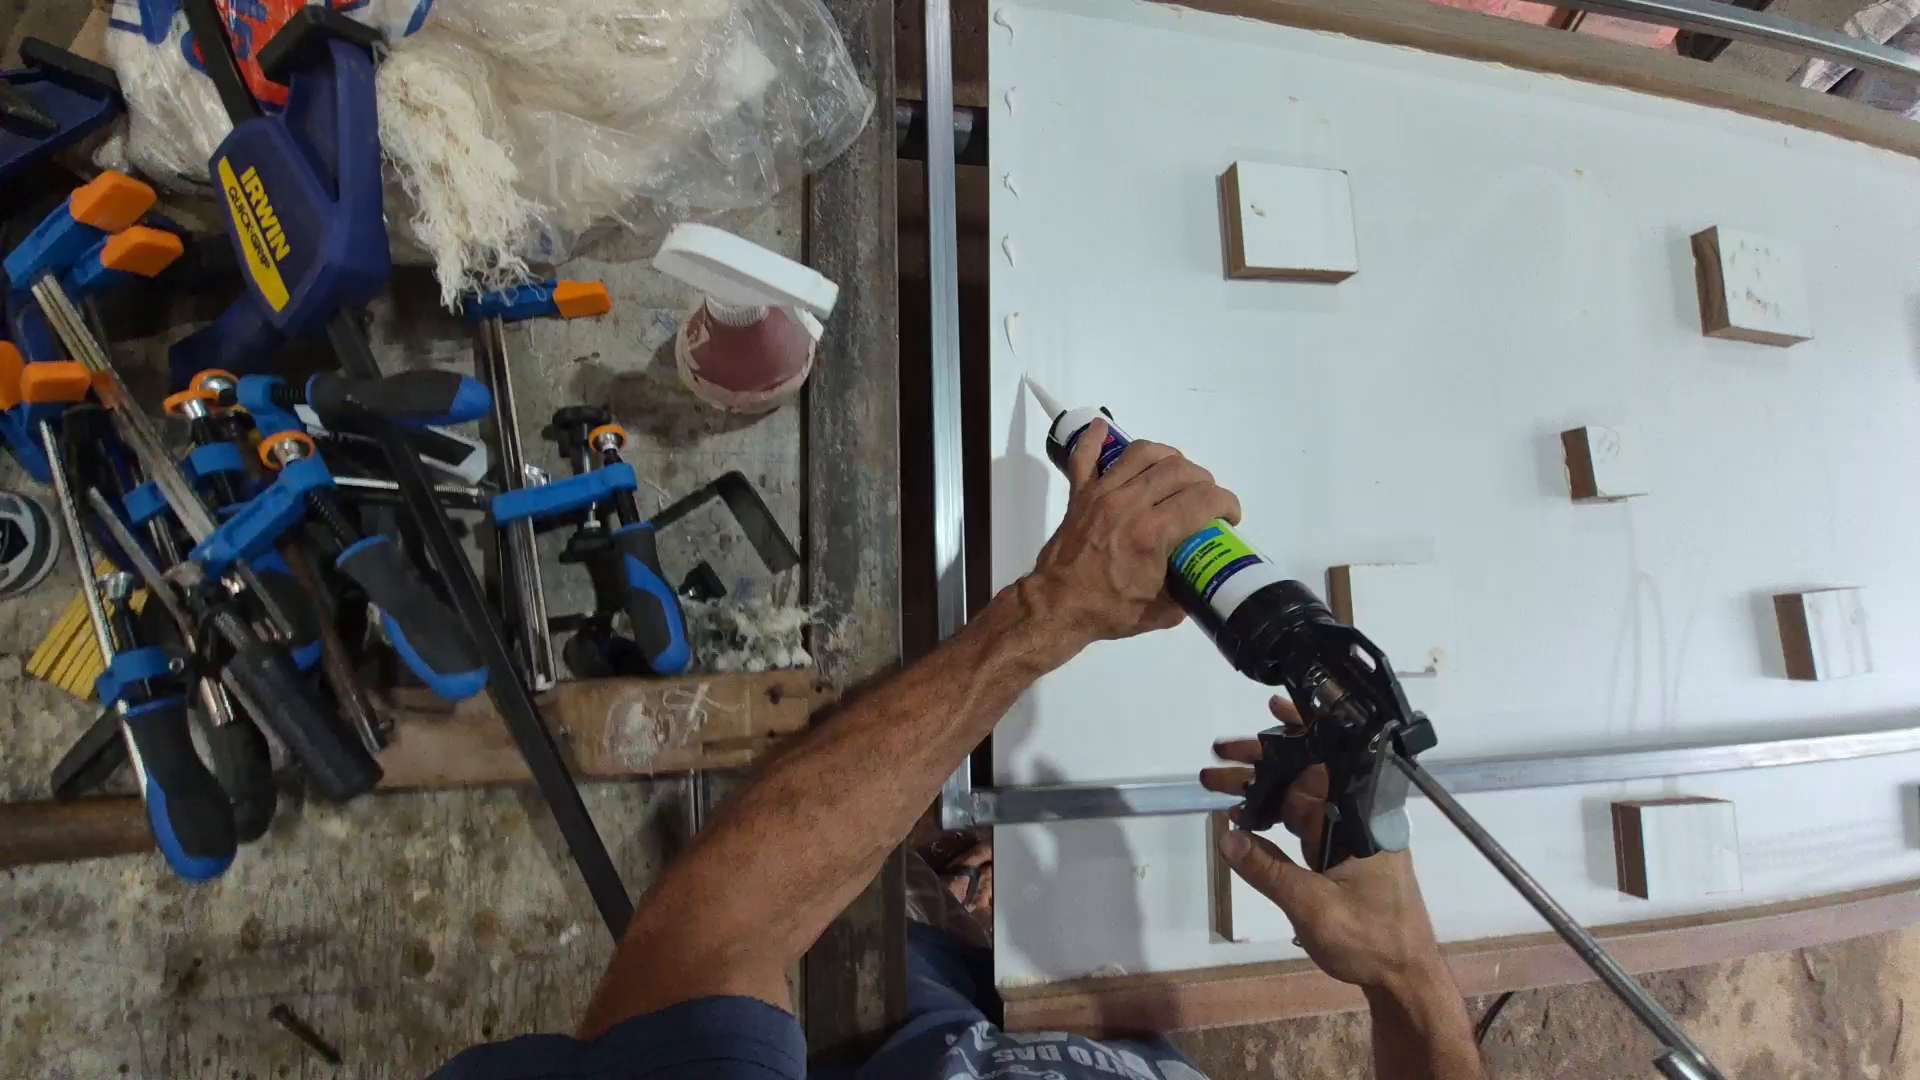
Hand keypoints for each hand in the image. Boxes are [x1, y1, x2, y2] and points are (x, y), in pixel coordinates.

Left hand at [1024, 420, 1241, 646]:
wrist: (1056, 607)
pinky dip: (1095, 440)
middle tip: (1205, 500)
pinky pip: (1085, 457)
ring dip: (1167, 457)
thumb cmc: (1107, 611)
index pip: (1204, 500)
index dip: (1227, 504)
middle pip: (1178, 470)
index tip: (1229, 517)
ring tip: (1175, 473)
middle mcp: (1128, 505)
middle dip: (1203, 481)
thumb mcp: (1161, 611)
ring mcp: (1101, 495)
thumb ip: (1188, 589)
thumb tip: (1206, 574)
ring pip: (1141, 454)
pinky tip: (1105, 429)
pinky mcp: (1079, 495)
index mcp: (1152, 534)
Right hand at [1201, 696, 1446, 991]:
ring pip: (1295, 795)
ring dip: (1258, 786)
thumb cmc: (1371, 941)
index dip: (1301, 732)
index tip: (1274, 708)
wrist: (1403, 980)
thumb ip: (1269, 871)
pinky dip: (1268, 812)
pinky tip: (1240, 814)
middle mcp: (1354, 818)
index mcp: (1361, 821)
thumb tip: (1226, 836)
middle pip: (1303, 774)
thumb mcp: (1315, 908)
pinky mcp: (1335, 851)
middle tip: (1219, 753)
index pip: (1328, 762)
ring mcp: (1344, 835)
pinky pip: (1297, 819)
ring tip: (1217, 781)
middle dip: (1260, 759)